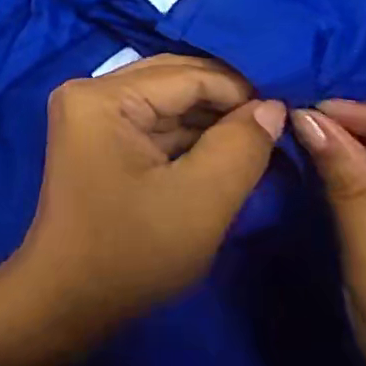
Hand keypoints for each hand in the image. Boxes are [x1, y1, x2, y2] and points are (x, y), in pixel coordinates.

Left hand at [0, 56, 286, 365]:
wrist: (71, 291)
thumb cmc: (134, 247)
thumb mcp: (201, 199)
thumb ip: (240, 146)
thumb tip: (273, 105)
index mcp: (100, 95)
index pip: (184, 75)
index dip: (241, 90)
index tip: (294, 113)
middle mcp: (88, 91)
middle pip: (169, 78)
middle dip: (226, 97)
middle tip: (283, 122)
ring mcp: (89, 112)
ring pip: (162, 98)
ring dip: (210, 115)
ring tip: (266, 135)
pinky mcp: (96, 135)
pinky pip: (151, 120)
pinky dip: (189, 132)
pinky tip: (230, 147)